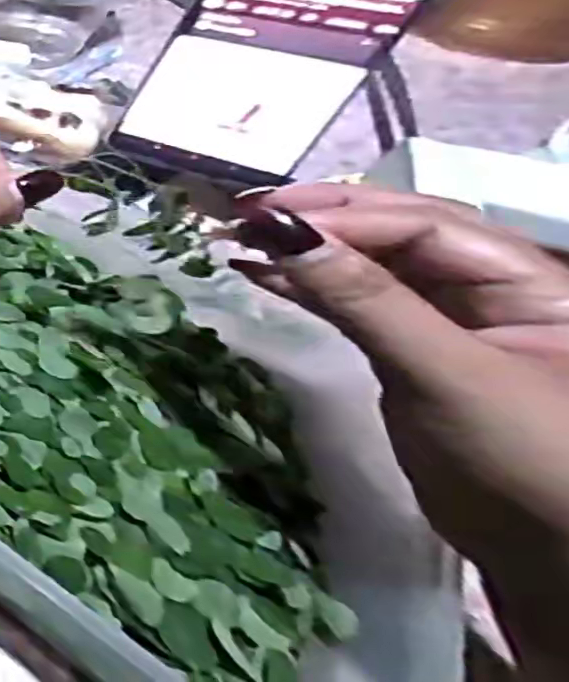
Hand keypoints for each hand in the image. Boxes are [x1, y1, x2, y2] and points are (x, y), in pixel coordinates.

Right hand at [232, 184, 568, 675]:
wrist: (555, 560)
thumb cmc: (530, 459)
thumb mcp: (444, 371)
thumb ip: (361, 296)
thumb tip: (277, 228)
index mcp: (534, 284)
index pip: (424, 225)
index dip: (343, 216)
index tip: (263, 220)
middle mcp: (493, 290)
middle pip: (395, 231)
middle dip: (318, 217)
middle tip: (243, 212)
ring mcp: (447, 320)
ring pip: (365, 262)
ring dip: (301, 247)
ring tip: (235, 236)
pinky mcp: (406, 348)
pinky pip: (347, 298)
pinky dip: (298, 282)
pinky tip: (253, 271)